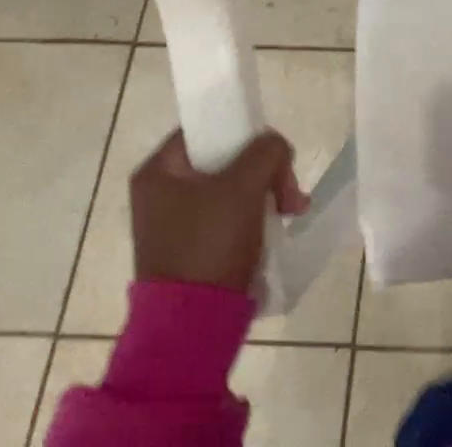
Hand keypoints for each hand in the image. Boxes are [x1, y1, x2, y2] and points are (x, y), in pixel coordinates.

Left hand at [130, 130, 310, 292]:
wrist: (194, 323)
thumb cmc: (211, 243)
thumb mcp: (244, 185)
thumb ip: (266, 150)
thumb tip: (274, 146)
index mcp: (158, 171)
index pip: (205, 129)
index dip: (243, 132)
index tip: (272, 154)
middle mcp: (160, 193)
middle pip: (225, 159)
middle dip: (266, 172)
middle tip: (289, 191)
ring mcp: (175, 223)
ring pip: (233, 188)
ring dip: (268, 194)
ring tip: (293, 212)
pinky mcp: (193, 248)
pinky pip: (230, 216)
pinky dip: (256, 217)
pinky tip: (277, 228)